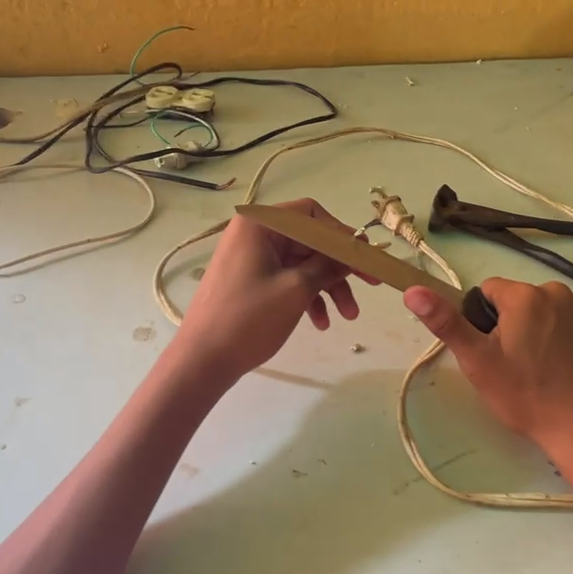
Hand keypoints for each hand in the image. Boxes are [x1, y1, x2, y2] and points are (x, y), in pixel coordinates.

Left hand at [170, 199, 376, 388]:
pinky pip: (287, 278)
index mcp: (260, 224)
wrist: (201, 360)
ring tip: (348, 316)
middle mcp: (254, 233)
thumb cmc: (248, 318)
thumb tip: (353, 251)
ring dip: (328, 286)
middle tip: (371, 285)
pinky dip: (307, 296)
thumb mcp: (297, 289)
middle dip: (339, 266)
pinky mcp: (250, 280)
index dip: (341, 233)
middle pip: (310, 240)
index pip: (311, 214)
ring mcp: (251, 258)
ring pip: (302, 263)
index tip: (366, 256)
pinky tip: (321, 323)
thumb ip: (329, 266)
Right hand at [403, 278, 572, 458]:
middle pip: (516, 300)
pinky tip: (559, 368)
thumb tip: (412, 290)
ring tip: (537, 370)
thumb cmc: (526, 396)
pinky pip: (565, 322)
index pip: (488, 291)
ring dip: (535, 330)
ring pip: (541, 311)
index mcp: (525, 295)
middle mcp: (557, 292)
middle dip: (509, 326)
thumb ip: (446, 322)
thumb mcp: (478, 361)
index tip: (492, 352)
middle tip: (512, 366)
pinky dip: (559, 338)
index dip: (482, 322)